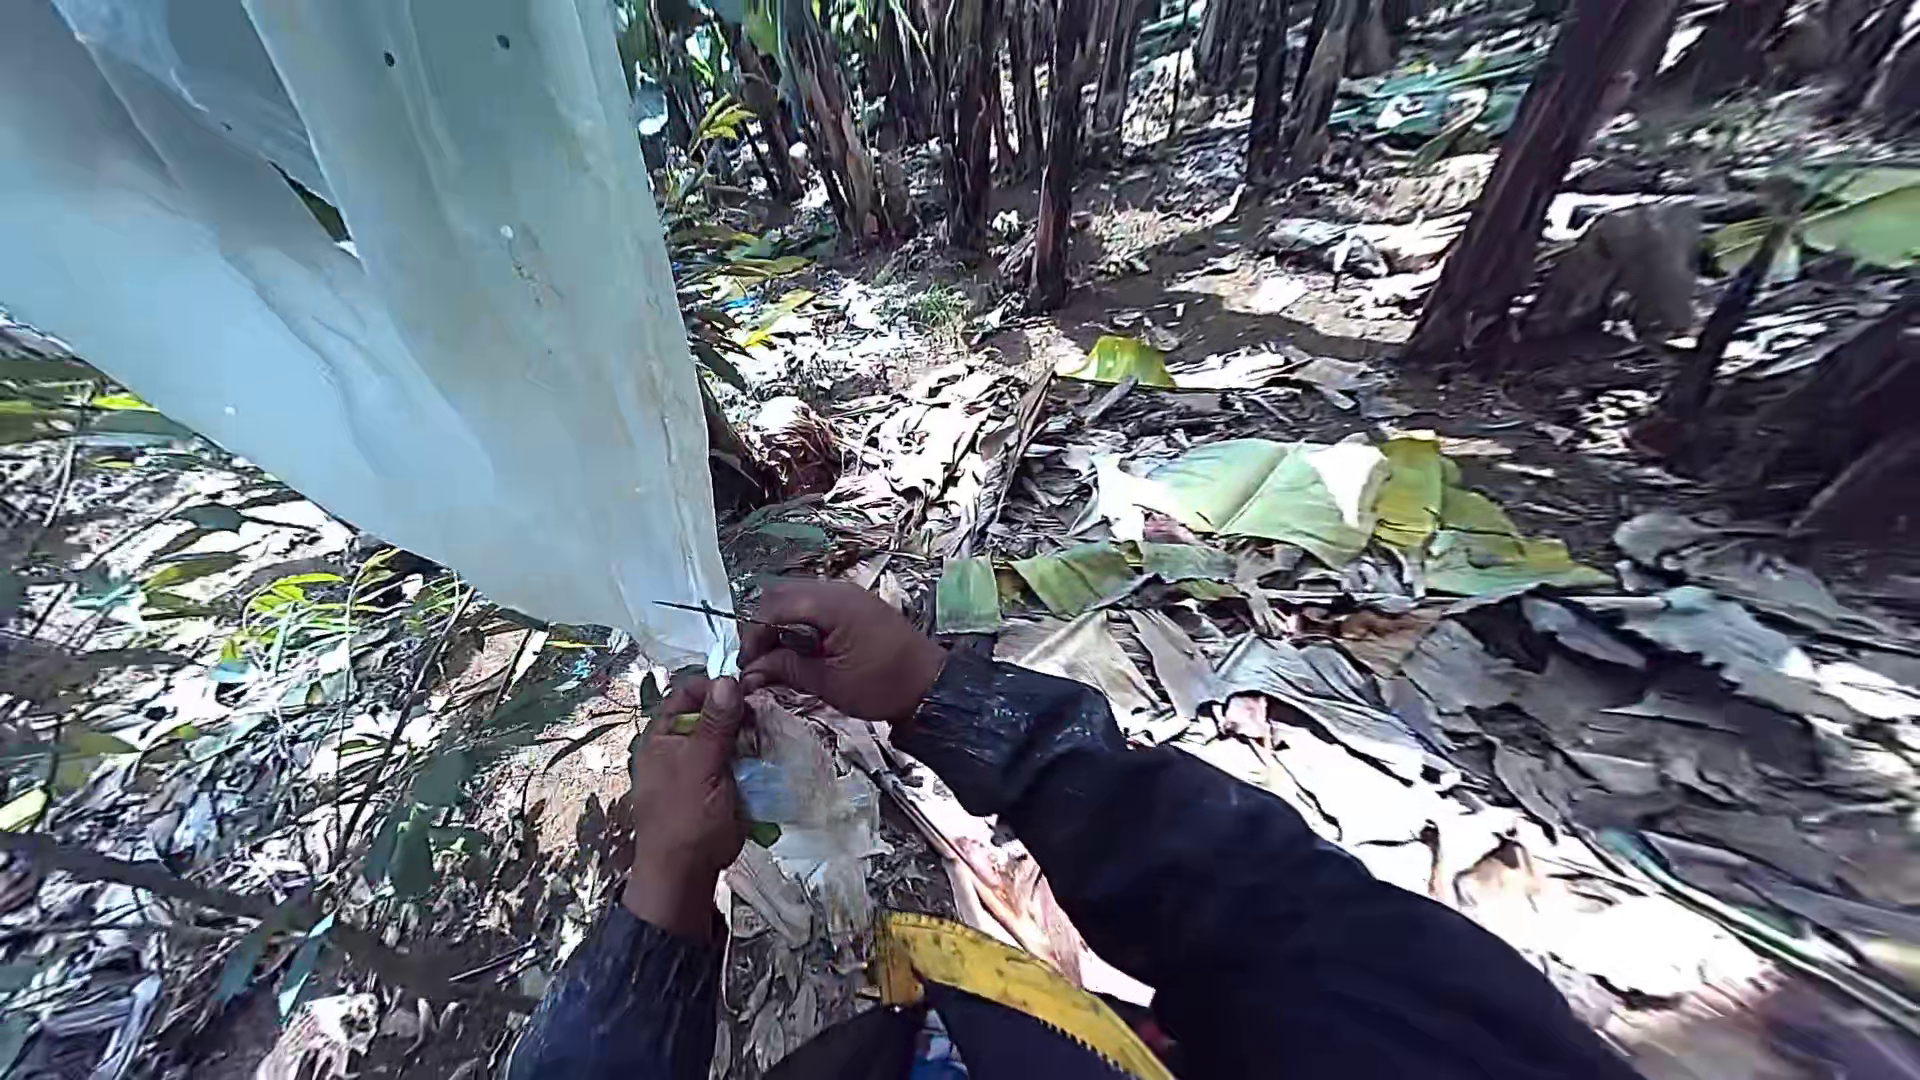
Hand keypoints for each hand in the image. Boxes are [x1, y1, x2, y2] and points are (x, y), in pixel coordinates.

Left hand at [624, 675, 746, 940]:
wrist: (689, 875)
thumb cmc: (684, 819)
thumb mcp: (699, 766)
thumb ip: (715, 724)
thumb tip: (728, 680)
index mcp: (663, 736)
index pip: (688, 692)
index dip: (714, 687)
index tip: (745, 691)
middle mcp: (683, 743)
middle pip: (714, 709)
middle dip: (739, 707)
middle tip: (764, 710)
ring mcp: (704, 761)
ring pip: (732, 730)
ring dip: (752, 728)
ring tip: (772, 726)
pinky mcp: (725, 777)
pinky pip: (743, 752)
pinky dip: (757, 747)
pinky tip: (773, 745)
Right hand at [739, 579, 946, 724]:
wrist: (931, 684)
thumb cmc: (884, 685)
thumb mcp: (830, 683)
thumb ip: (787, 670)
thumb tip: (749, 673)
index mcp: (833, 604)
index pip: (774, 605)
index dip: (754, 634)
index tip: (750, 665)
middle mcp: (839, 591)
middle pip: (782, 594)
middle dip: (763, 626)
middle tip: (761, 661)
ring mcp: (849, 596)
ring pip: (797, 598)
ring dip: (781, 624)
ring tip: (778, 659)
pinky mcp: (855, 606)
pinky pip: (816, 606)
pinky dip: (800, 624)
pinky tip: (801, 651)